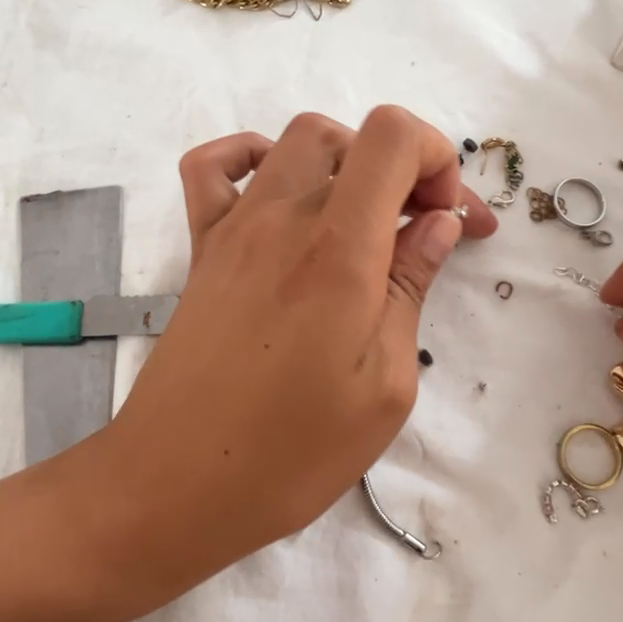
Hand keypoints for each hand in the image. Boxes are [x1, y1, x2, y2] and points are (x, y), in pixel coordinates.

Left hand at [89, 109, 496, 602]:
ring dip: (346, 163)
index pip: (392, 136)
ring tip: (364, 222)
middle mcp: (281, 218)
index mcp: (337, 249)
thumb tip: (438, 223)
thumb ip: (411, 287)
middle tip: (425, 231)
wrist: (173, 486)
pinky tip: (280, 195)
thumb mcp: (384, 385)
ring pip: (295, 142)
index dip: (437, 159)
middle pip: (353, 136)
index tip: (449, 222)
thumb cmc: (291, 453)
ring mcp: (232, 228)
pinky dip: (251, 157)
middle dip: (406, 170)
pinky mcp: (201, 250)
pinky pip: (211, 167)